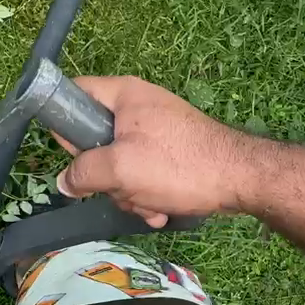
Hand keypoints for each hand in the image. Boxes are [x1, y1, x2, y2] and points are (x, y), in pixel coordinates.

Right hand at [56, 76, 264, 227]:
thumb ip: (83, 173)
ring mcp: (157, 130)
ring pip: (120, 163)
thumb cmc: (178, 165)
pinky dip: (149, 194)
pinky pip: (144, 172)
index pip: (75, 94)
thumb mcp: (120, 170)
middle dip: (107, 175)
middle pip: (97, 139)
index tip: (76, 154)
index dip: (66, 125)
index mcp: (124, 94)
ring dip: (130, 192)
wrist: (240, 178)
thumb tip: (64, 182)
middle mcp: (139, 106)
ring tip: (151, 203)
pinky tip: (162, 209)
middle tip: (122, 187)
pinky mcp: (172, 151)